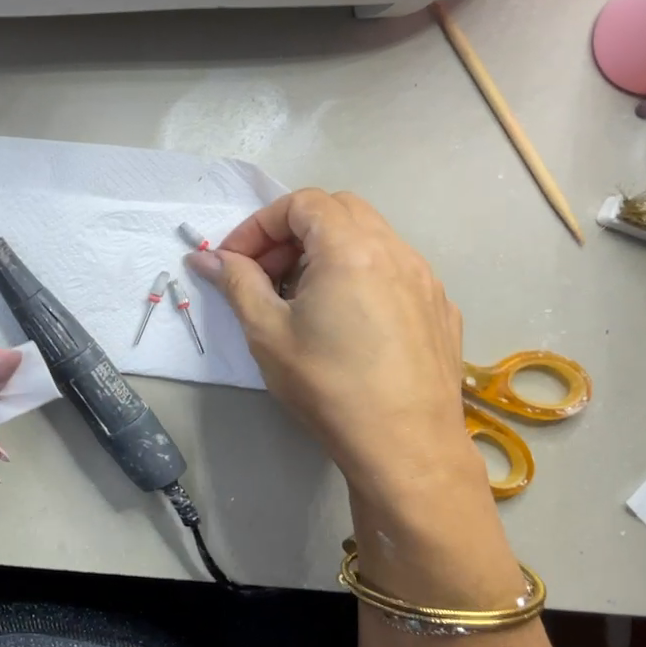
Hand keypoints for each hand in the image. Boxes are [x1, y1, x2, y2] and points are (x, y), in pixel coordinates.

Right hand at [187, 190, 478, 497]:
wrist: (403, 443)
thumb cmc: (325, 383)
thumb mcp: (265, 331)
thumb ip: (236, 283)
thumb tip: (205, 257)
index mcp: (350, 250)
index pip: (302, 204)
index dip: (259, 225)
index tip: (234, 262)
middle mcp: (395, 252)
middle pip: (339, 210)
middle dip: (291, 232)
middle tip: (263, 273)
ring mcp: (425, 279)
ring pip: (369, 238)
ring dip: (324, 252)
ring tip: (297, 299)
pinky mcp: (439, 307)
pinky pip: (392, 270)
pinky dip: (356, 275)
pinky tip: (341, 320)